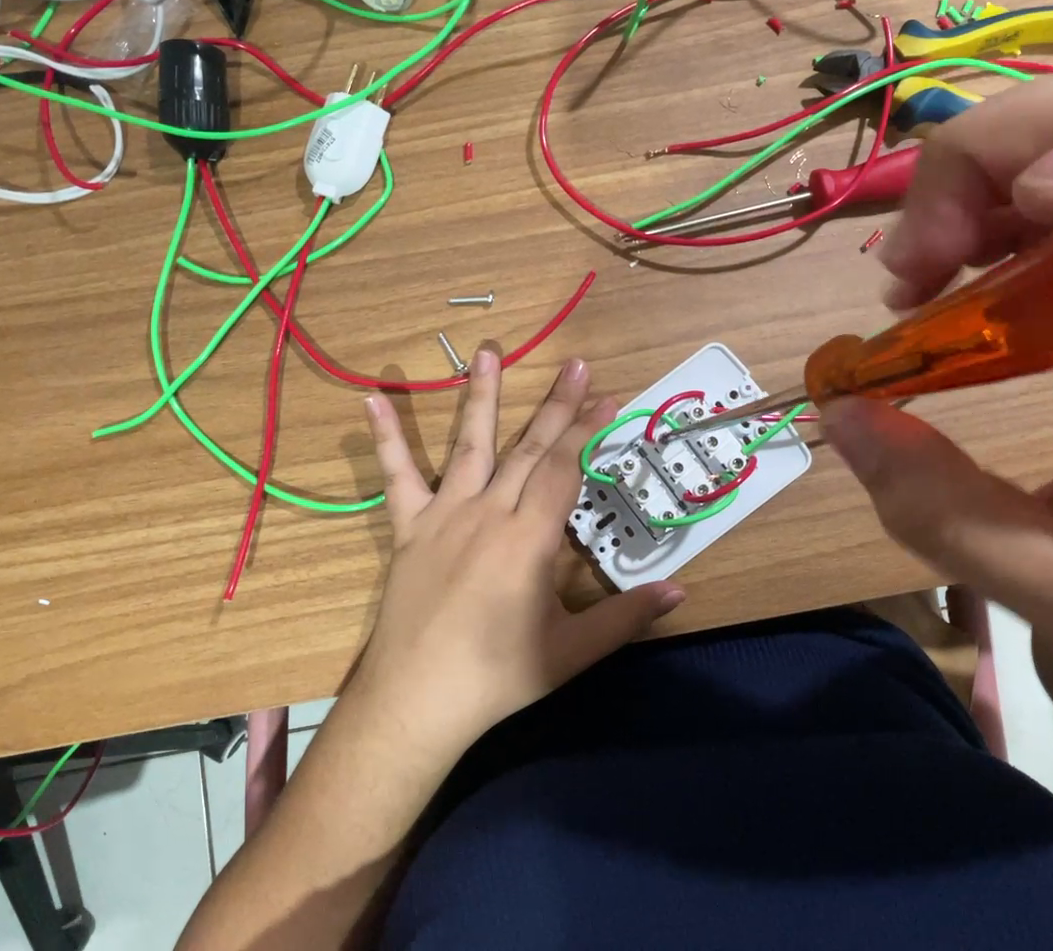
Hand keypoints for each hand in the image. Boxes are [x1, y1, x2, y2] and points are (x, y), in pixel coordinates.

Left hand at [345, 351, 685, 757]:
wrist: (417, 701)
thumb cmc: (499, 678)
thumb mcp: (572, 652)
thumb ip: (626, 617)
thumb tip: (681, 590)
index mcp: (530, 539)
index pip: (566, 470)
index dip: (590, 431)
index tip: (610, 398)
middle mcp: (488, 513)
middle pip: (528, 448)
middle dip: (557, 406)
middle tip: (576, 364)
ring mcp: (444, 516)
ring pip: (468, 445)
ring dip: (481, 396)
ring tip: (488, 351)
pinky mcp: (409, 529)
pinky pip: (397, 478)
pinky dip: (386, 438)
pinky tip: (371, 398)